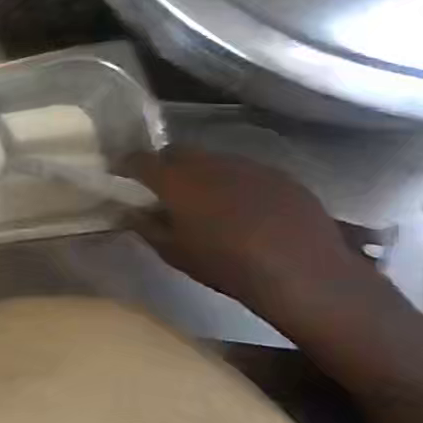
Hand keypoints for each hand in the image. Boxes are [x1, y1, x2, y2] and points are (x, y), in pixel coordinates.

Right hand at [125, 146, 373, 313]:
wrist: (302, 270)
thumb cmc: (227, 264)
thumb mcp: (176, 253)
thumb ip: (147, 228)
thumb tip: (128, 212)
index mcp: (177, 181)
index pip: (141, 160)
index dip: (126, 165)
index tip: (120, 174)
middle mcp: (209, 163)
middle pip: (178, 152)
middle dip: (165, 164)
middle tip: (162, 187)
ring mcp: (247, 165)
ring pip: (213, 159)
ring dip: (201, 172)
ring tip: (204, 198)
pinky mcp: (278, 174)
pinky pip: (245, 171)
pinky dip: (234, 183)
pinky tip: (242, 207)